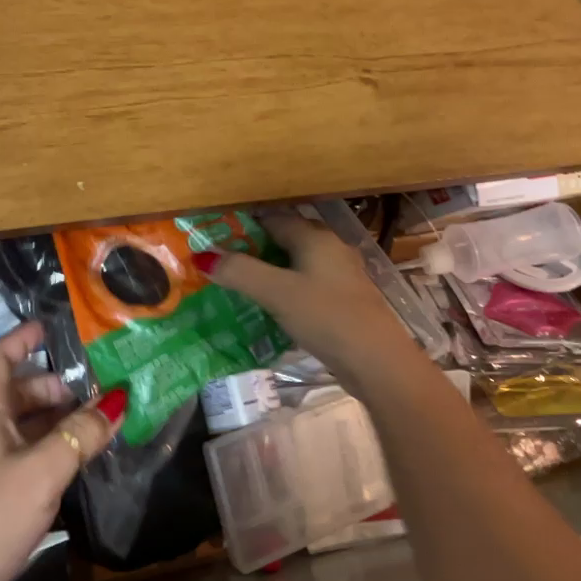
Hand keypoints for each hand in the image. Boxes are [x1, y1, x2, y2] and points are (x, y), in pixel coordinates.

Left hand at [0, 323, 123, 580]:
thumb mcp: (40, 471)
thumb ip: (80, 435)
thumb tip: (118, 398)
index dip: (20, 339)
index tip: (49, 327)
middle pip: (17, 395)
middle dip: (53, 387)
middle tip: (94, 390)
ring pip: (26, 431)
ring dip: (59, 423)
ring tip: (99, 425)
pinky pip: (29, 463)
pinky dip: (55, 455)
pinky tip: (82, 466)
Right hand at [207, 212, 419, 389]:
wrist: (378, 362)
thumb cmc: (326, 317)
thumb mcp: (276, 293)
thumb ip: (240, 272)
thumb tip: (203, 256)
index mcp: (315, 237)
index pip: (273, 218)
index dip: (243, 225)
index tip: (214, 236)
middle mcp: (330, 248)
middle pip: (287, 238)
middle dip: (255, 248)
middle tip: (223, 262)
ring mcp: (342, 275)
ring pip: (298, 263)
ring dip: (272, 271)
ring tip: (241, 285)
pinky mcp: (346, 301)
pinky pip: (309, 285)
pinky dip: (288, 290)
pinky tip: (274, 307)